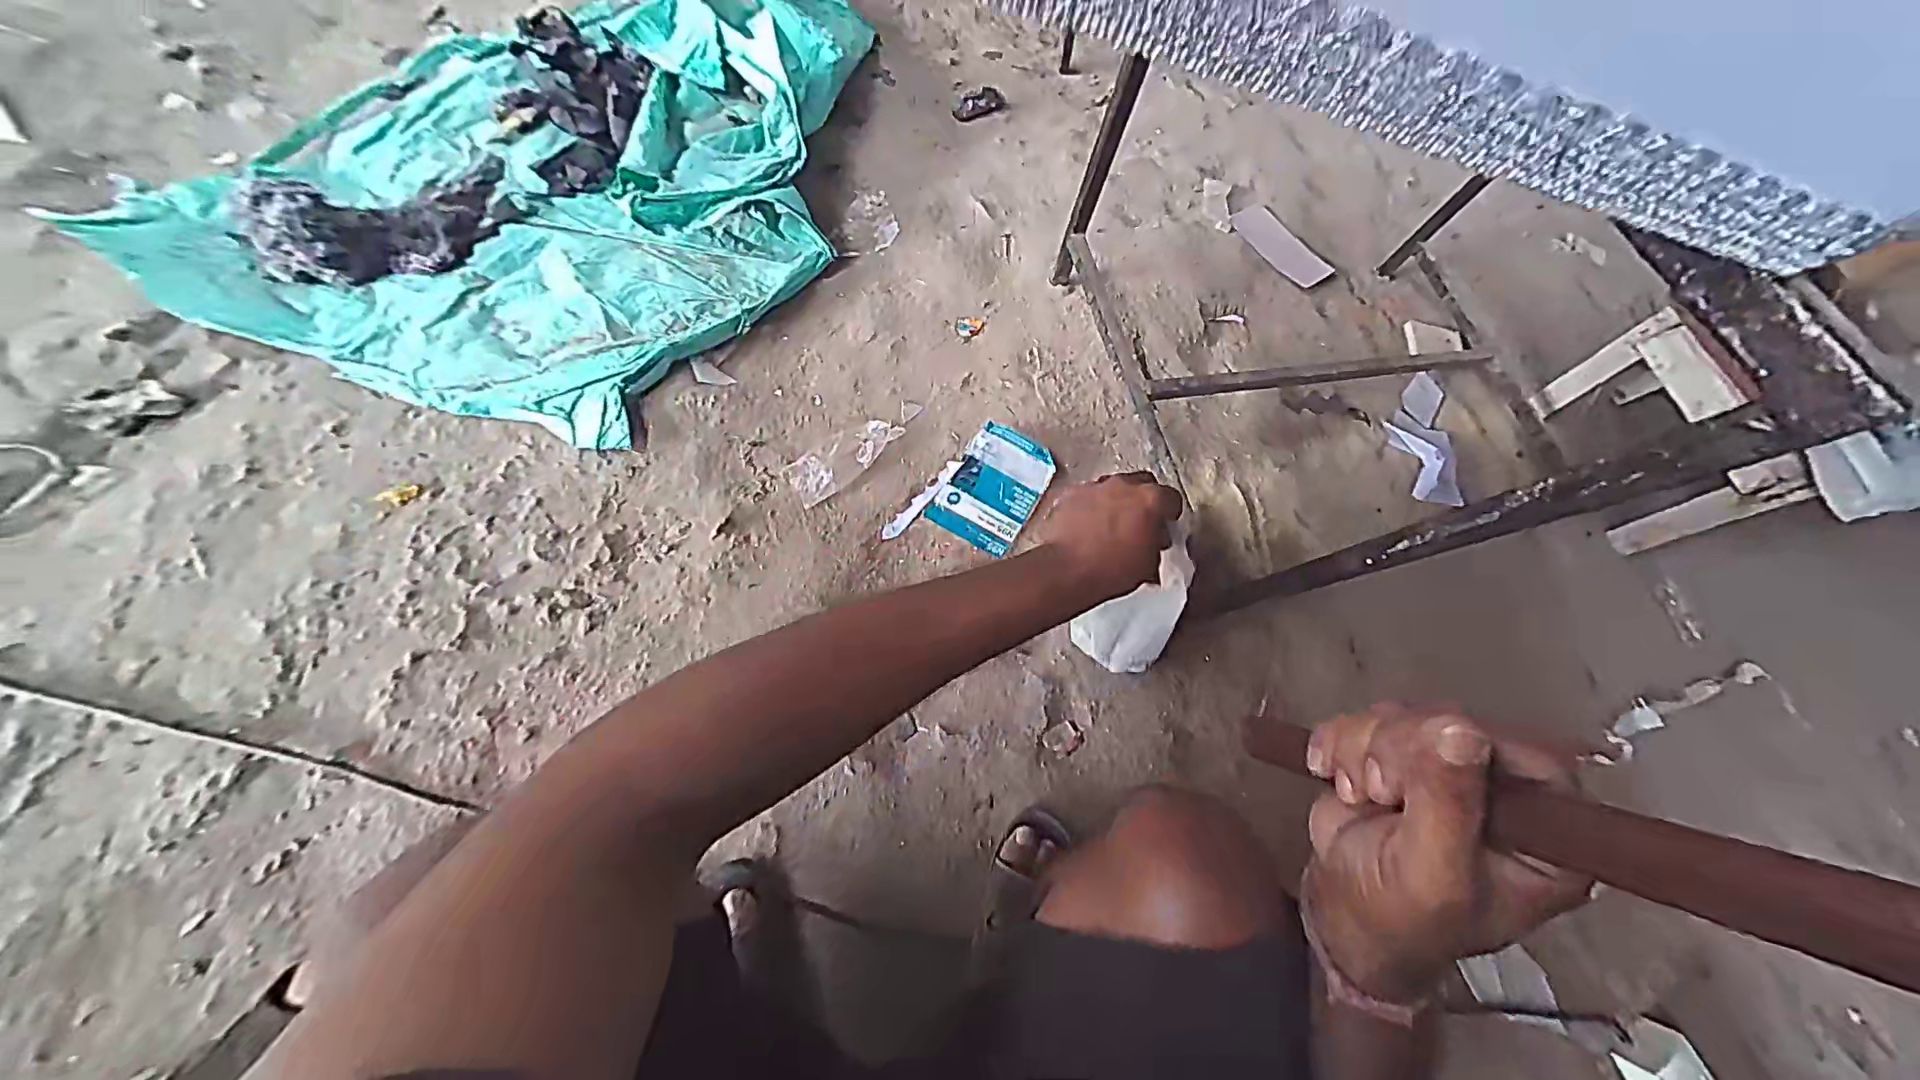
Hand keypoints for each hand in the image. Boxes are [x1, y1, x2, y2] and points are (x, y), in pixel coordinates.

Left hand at [1030, 472, 1182, 600]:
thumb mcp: (1148, 564)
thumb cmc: (1111, 570)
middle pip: (1142, 485)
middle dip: (1143, 501)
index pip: (1171, 498)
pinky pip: (1087, 496)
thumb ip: (1156, 543)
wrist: (1066, 570)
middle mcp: (1123, 485)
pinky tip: (1086, 525)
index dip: (1169, 514)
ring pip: (1112, 488)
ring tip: (1110, 525)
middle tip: (1139, 522)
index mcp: (1151, 500)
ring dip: (1115, 502)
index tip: (1164, 526)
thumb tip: (1154, 540)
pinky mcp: (1070, 494)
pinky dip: (1089, 506)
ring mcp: (1094, 487)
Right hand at [1302, 704, 1591, 1003]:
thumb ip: (1447, 805)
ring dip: (1359, 747)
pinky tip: (1330, 775)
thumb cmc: (1402, 915)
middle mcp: (1497, 786)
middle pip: (1449, 722)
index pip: (1522, 753)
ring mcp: (1438, 765)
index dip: (1465, 750)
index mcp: (1544, 827)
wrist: (1342, 914)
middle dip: (1395, 749)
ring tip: (1357, 794)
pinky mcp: (1387, 753)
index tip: (1412, 781)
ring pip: (1399, 715)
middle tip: (1379, 793)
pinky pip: (1359, 717)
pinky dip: (1333, 740)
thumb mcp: (1432, 874)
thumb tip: (1460, 728)